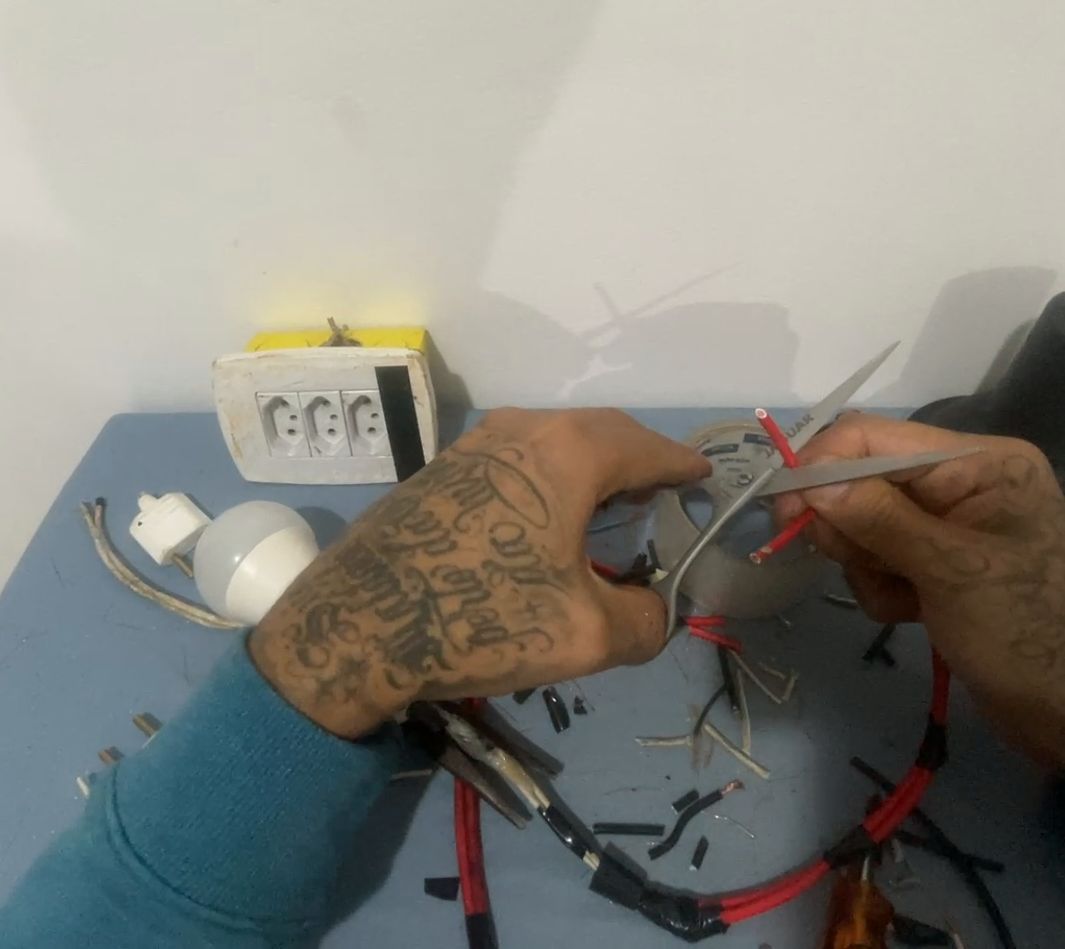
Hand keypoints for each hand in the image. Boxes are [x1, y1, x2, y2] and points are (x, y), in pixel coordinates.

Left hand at [249, 408, 710, 738]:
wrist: (362, 618)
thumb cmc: (484, 615)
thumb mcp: (586, 634)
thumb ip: (644, 620)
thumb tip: (652, 609)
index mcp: (570, 450)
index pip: (647, 447)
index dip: (681, 464)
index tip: (702, 477)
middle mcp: (523, 429)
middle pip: (601, 434)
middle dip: (637, 461)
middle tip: (660, 494)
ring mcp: (476, 442)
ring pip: (554, 443)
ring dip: (589, 468)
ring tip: (608, 506)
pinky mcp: (443, 466)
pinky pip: (516, 460)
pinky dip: (547, 478)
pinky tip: (545, 515)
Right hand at [776, 413, 1064, 781]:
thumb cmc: (1033, 636)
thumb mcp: (953, 571)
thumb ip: (878, 519)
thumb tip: (809, 483)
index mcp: (978, 463)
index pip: (872, 438)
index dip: (820, 465)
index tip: (784, 511)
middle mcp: (958, 482)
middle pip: (858, 478)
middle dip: (846, 524)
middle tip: (853, 562)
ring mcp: (944, 524)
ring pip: (858, 520)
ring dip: (865, 563)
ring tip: (904, 598)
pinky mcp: (932, 561)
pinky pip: (874, 556)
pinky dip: (880, 586)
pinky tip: (913, 612)